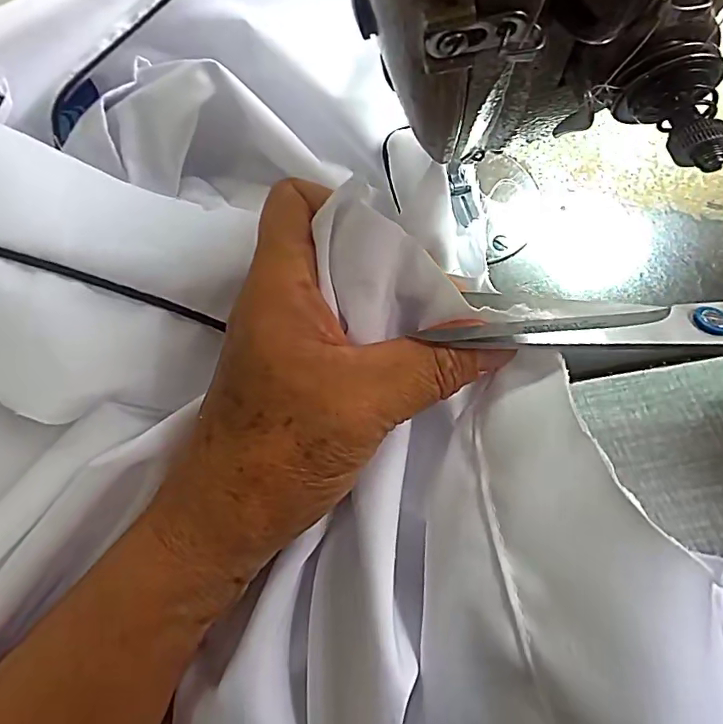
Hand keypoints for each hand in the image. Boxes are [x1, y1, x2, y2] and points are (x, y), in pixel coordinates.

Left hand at [143, 179, 508, 584]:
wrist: (224, 525)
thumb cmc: (278, 451)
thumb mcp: (368, 400)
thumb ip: (436, 363)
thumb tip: (498, 340)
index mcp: (280, 283)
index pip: (292, 200)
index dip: (336, 198)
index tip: (388, 233)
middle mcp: (279, 296)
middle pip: (332, 240)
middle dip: (387, 251)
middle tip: (434, 279)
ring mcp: (288, 332)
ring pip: (342, 285)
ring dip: (389, 295)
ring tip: (441, 314)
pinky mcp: (299, 364)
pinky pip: (345, 324)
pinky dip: (381, 327)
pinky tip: (419, 349)